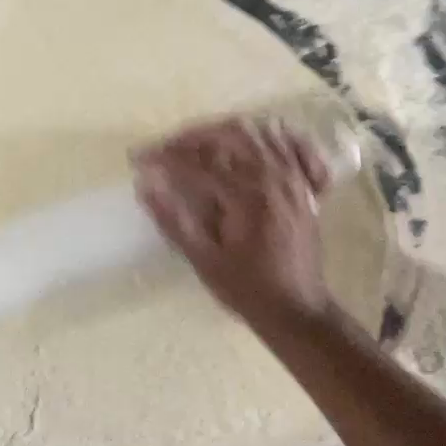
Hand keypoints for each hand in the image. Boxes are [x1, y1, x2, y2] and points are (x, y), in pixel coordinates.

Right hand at [132, 118, 333, 331]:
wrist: (298, 313)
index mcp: (248, 196)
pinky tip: (256, 142)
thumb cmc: (247, 289)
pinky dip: (275, 138)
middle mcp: (275, 179)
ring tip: (198, 144)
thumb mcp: (202, 260)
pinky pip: (297, 148)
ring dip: (224, 132)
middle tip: (165, 149)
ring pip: (260, 133)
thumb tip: (144, 184)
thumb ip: (172, 219)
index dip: (162, 157)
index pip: (196, 162)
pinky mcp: (307, 190)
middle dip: (190, 136)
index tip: (137, 158)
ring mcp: (296, 181)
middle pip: (229, 135)